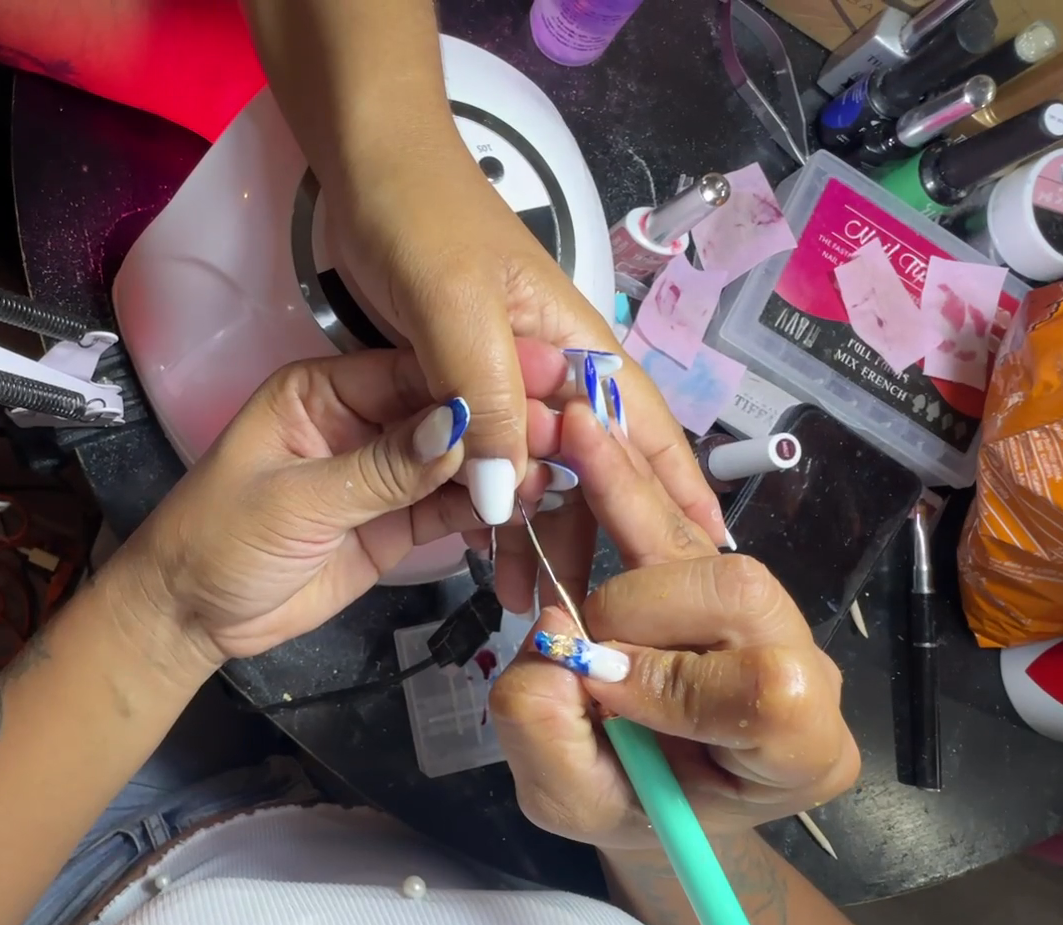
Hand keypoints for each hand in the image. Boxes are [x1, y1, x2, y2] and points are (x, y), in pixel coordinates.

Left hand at [121, 341, 569, 663]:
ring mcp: (383, 474)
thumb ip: (380, 467)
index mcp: (326, 390)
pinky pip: (449, 509)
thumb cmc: (220, 539)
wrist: (193, 615)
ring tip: (560, 483)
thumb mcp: (296, 498)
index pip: (416, 372)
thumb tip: (463, 429)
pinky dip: (484, 513)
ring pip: (458, 464)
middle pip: (448, 416)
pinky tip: (525, 515)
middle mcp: (362, 421)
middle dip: (503, 430)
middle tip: (571, 442)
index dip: (478, 383)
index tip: (545, 390)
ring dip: (504, 474)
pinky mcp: (394, 522)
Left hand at [325, 137, 725, 562]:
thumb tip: (507, 497)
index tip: (696, 559)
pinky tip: (478, 545)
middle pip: (583, 465)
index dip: (671, 491)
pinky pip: (478, 458)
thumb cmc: (423, 227)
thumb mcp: (454, 310)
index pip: (638, 427)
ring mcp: (498, 386)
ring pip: (527, 470)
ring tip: (520, 594)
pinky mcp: (455, 395)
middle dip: (584, 532)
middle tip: (571, 606)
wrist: (366, 180)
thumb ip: (484, 400)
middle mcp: (544, 371)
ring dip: (527, 528)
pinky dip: (481, 502)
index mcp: (570, 345)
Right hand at [486, 401, 858, 849]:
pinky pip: (673, 515)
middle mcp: (802, 670)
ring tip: (566, 476)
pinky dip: (620, 480)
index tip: (598, 689)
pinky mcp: (714, 573)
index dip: (672, 683)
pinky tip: (586, 436)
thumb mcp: (567, 803)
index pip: (774, 693)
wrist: (645, 785)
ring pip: (699, 541)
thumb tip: (553, 636)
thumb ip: (548, 736)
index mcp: (794, 754)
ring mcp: (764, 615)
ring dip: (618, 518)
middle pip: (736, 594)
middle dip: (631, 608)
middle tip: (574, 639)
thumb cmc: (618, 805)